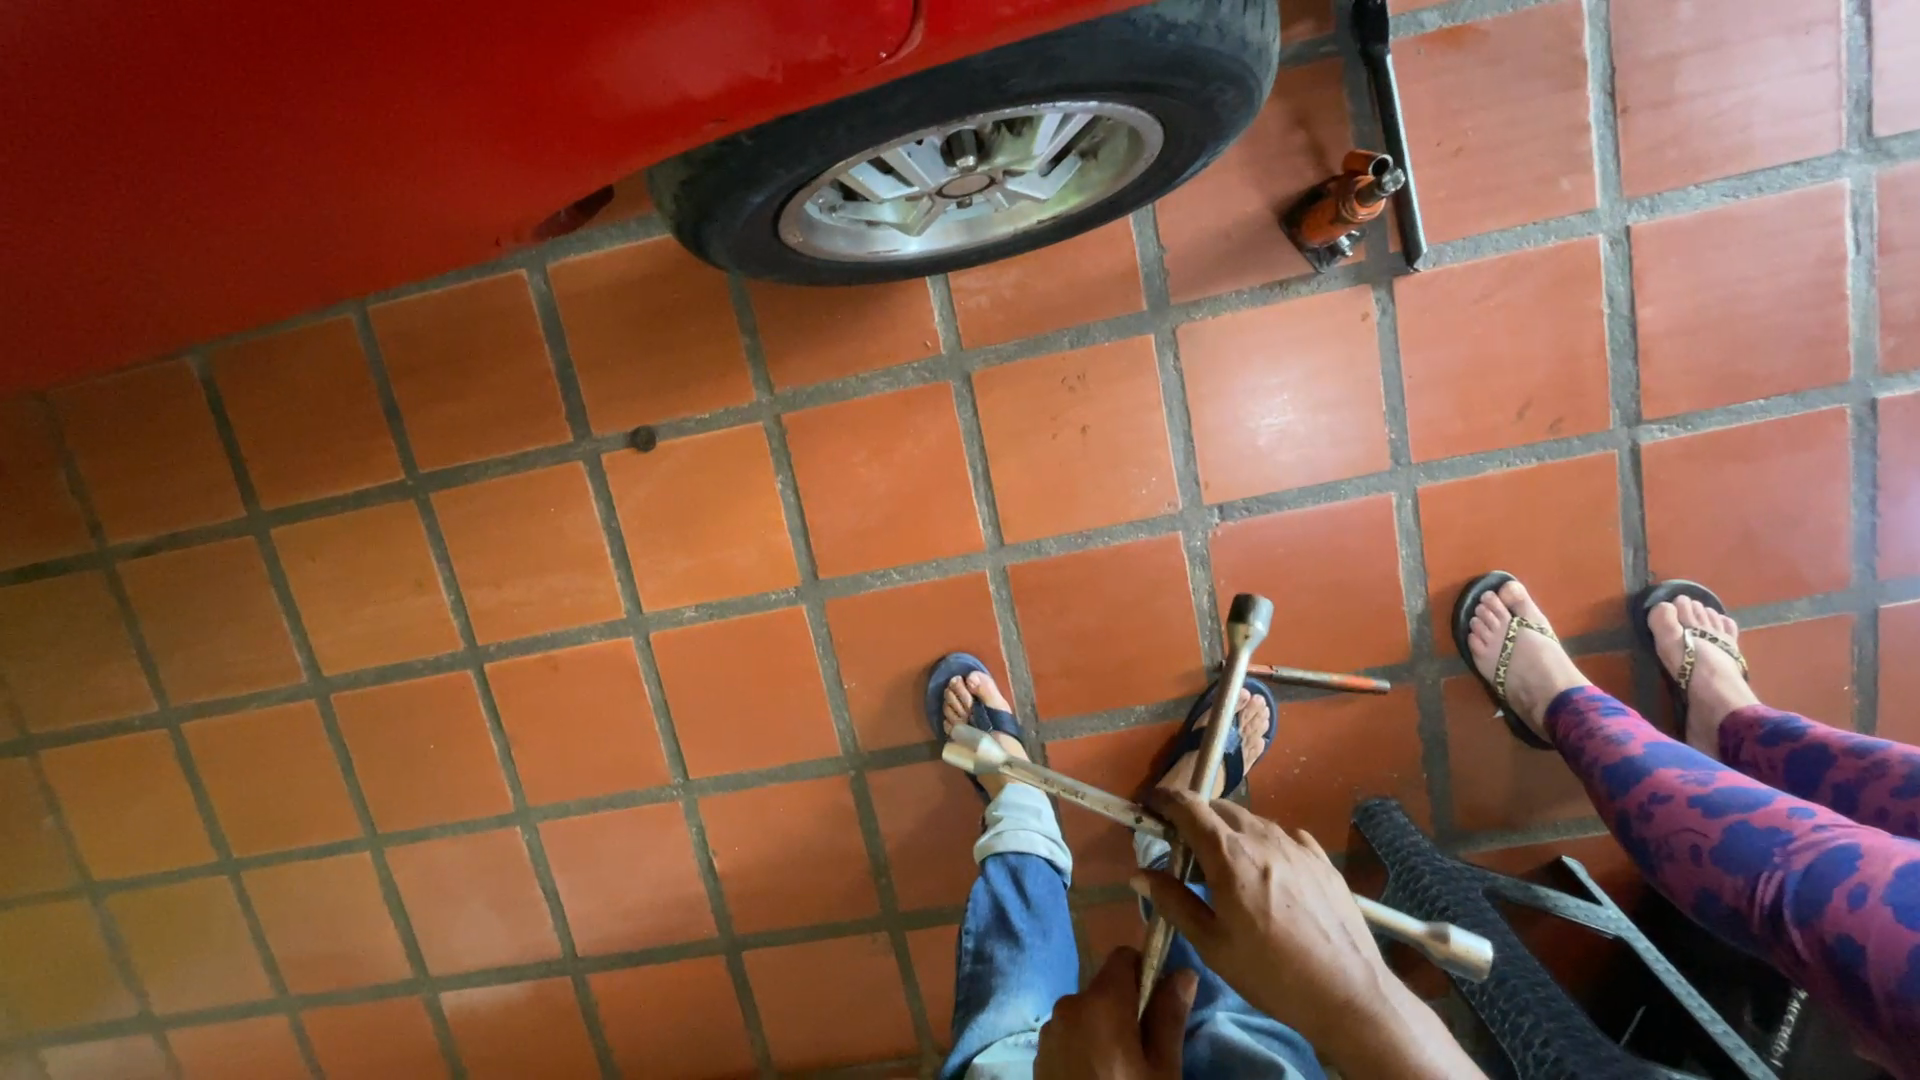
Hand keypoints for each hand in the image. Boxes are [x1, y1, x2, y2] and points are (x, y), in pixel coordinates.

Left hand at [1034, 947, 1196, 1079]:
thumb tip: (1184, 972)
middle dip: (1127, 1008)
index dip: (1146, 972)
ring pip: (1087, 1013)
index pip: (1124, 957)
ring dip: (1105, 1029)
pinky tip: (1099, 1079)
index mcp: (1101, 1001)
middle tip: (1147, 1049)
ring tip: (1123, 1070)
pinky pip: (1069, 1036)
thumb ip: (1169, 1016)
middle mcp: (1069, 1004)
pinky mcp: (1039, 1056)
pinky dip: (1085, 1047)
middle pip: (1105, 988)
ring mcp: (1049, 1031)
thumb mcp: (1162, 1071)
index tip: (1161, 1002)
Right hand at [1133, 791, 1409, 1058]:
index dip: (1164, 800)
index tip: (1150, 806)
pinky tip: (1269, 871)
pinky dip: (1266, 844)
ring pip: (1253, 821)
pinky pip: (1285, 836)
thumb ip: (1173, 902)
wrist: (1350, 995)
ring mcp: (1297, 846)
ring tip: (1227, 865)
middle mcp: (1262, 838)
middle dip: (1196, 817)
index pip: (1188, 806)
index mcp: (1228, 855)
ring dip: (1231, 831)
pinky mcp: (1322, 861)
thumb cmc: (1272, 974)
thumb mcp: (1212, 945)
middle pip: (1219, 808)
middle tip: (1184, 846)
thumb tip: (1140, 874)